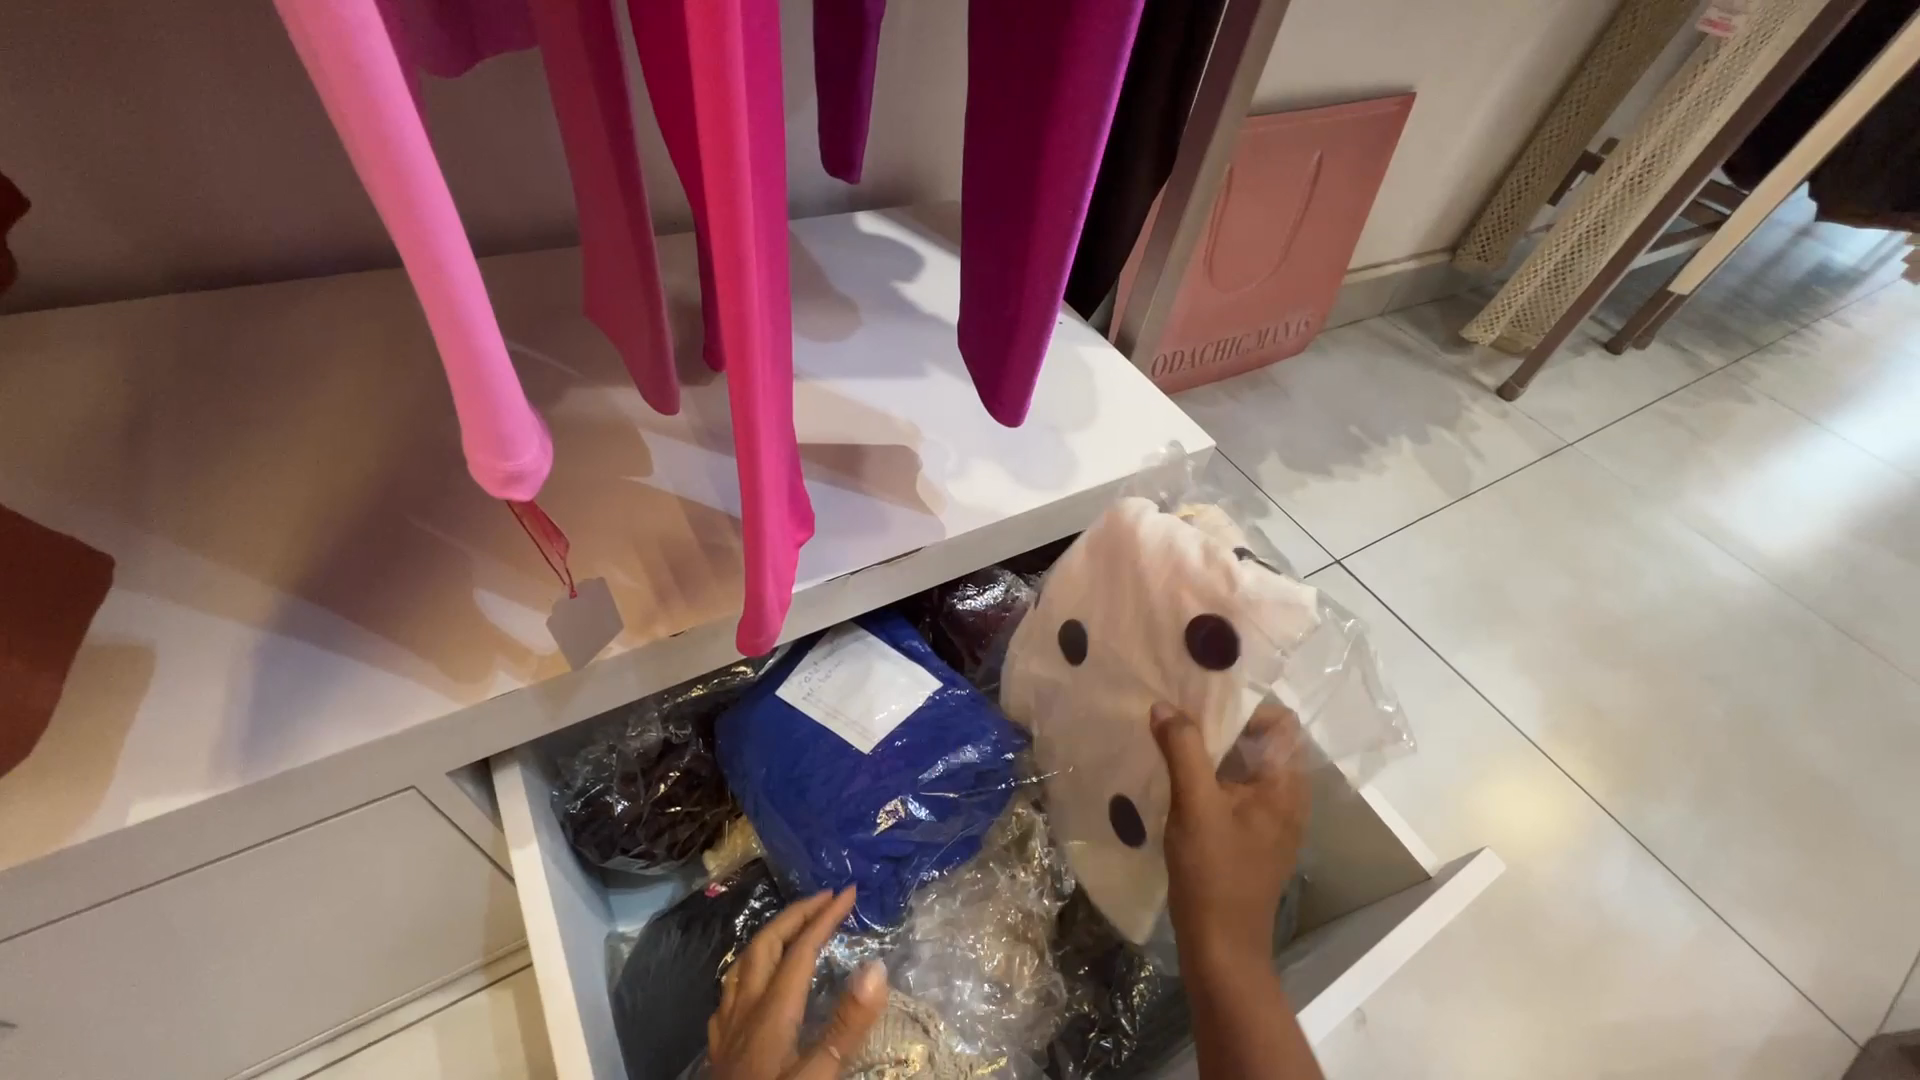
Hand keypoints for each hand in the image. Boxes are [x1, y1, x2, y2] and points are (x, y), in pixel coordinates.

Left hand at [709, 887, 887, 1079]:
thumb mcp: (819, 1077)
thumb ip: (847, 1024)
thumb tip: (876, 966)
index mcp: (772, 1011)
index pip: (801, 948)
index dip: (826, 916)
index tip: (850, 892)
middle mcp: (745, 1011)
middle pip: (766, 945)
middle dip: (796, 914)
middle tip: (825, 899)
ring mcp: (727, 1031)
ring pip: (742, 964)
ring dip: (770, 936)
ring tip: (792, 927)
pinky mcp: (719, 1053)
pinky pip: (729, 994)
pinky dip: (748, 972)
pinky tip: (753, 984)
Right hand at [1151, 702, 1309, 969]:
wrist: (1221, 946)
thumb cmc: (1214, 873)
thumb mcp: (1195, 805)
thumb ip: (1183, 750)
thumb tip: (1165, 707)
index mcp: (1286, 785)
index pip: (1280, 722)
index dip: (1243, 705)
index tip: (1200, 699)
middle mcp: (1286, 795)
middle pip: (1260, 740)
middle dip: (1219, 722)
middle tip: (1176, 711)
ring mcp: (1269, 817)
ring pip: (1243, 764)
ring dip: (1210, 748)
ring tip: (1169, 736)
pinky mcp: (1250, 833)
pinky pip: (1233, 787)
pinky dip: (1208, 773)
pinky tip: (1175, 774)